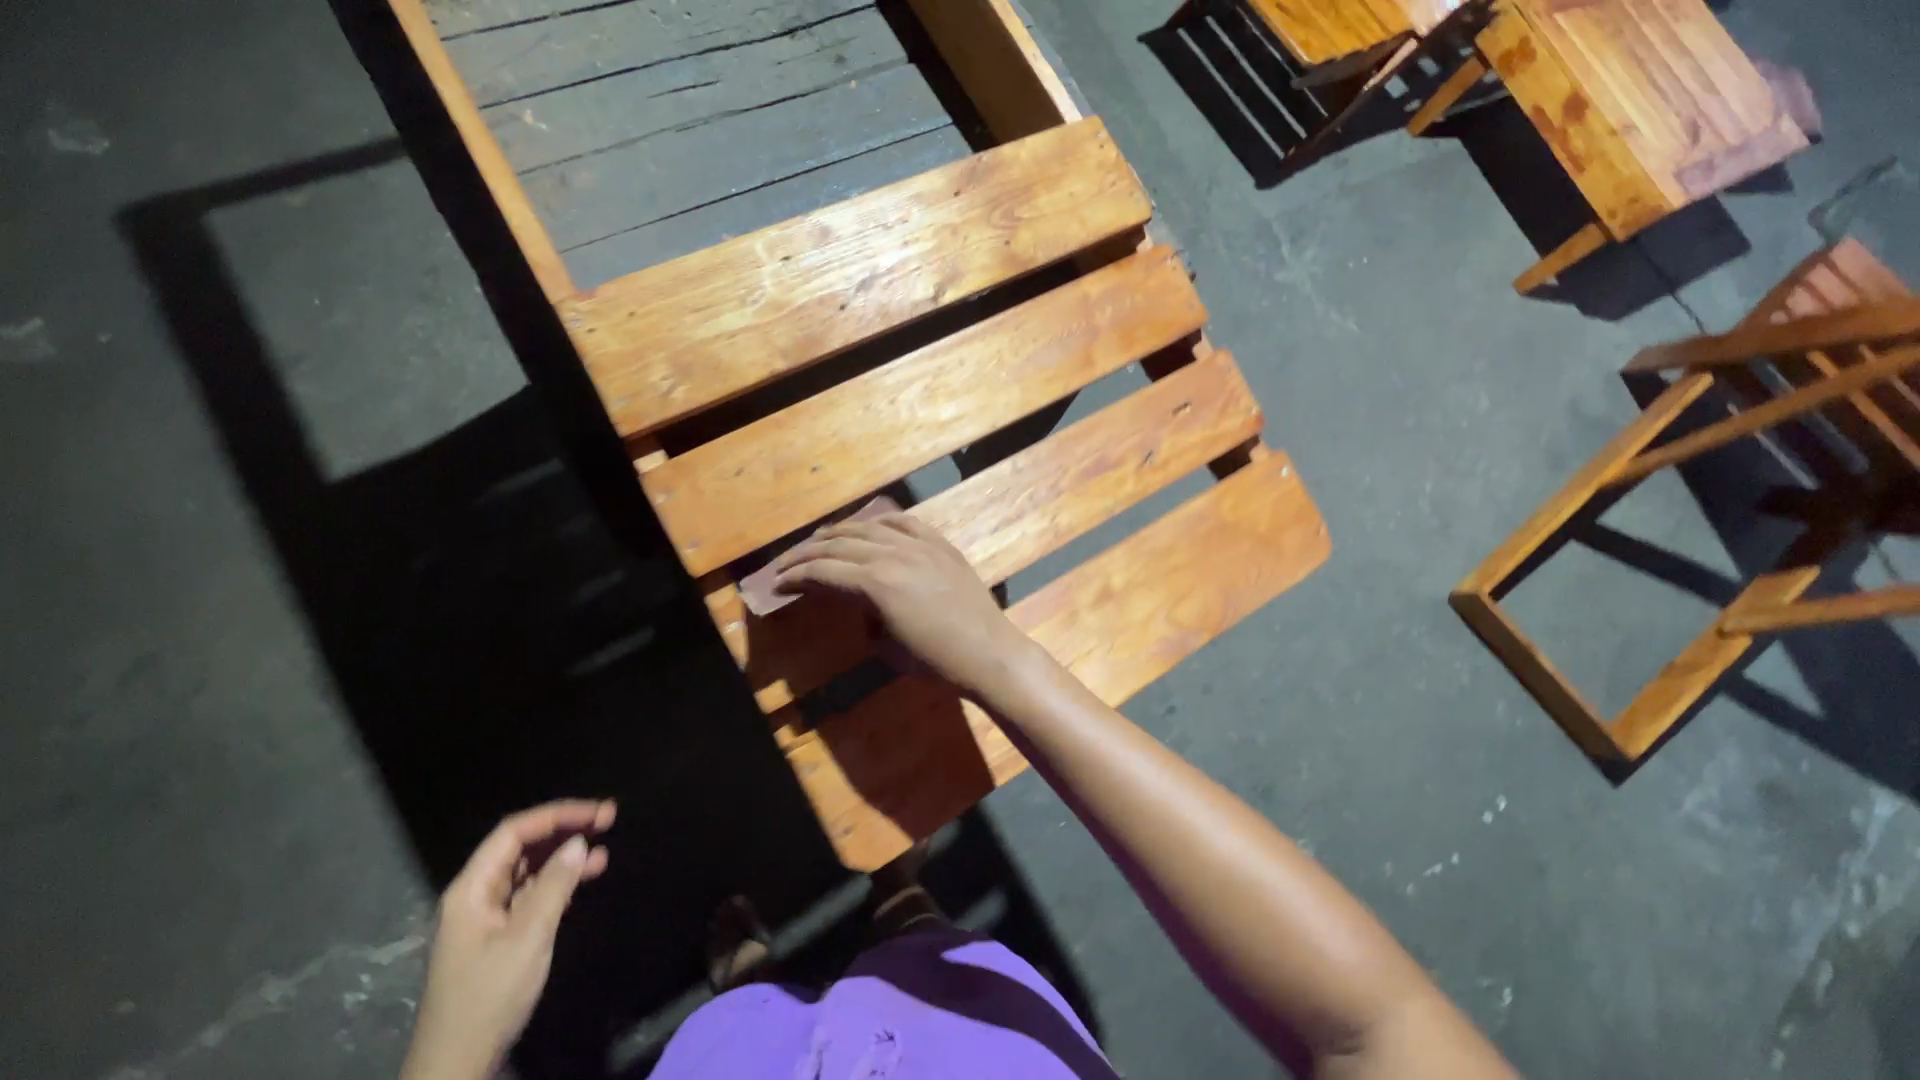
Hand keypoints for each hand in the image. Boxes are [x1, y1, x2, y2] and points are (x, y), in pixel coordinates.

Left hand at [401, 799, 616, 1079]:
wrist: (458, 1062)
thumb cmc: (489, 995)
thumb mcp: (527, 937)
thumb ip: (554, 886)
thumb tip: (579, 842)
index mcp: (472, 888)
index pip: (514, 832)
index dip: (557, 815)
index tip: (599, 812)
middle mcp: (477, 894)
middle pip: (521, 848)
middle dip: (563, 830)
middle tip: (608, 820)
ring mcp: (488, 917)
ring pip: (529, 872)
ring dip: (565, 857)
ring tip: (605, 849)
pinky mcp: (500, 937)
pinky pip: (532, 896)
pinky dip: (559, 884)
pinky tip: (585, 880)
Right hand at [771, 513, 1041, 697]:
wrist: (988, 653)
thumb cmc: (934, 661)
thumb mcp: (885, 646)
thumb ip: (863, 614)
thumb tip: (858, 599)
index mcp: (875, 583)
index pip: (824, 572)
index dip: (796, 577)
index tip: (777, 583)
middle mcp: (893, 554)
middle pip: (839, 545)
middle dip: (807, 553)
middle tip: (786, 563)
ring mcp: (920, 544)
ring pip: (869, 527)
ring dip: (839, 533)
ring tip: (819, 540)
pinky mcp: (940, 544)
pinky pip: (904, 522)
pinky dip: (880, 521)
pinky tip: (869, 526)